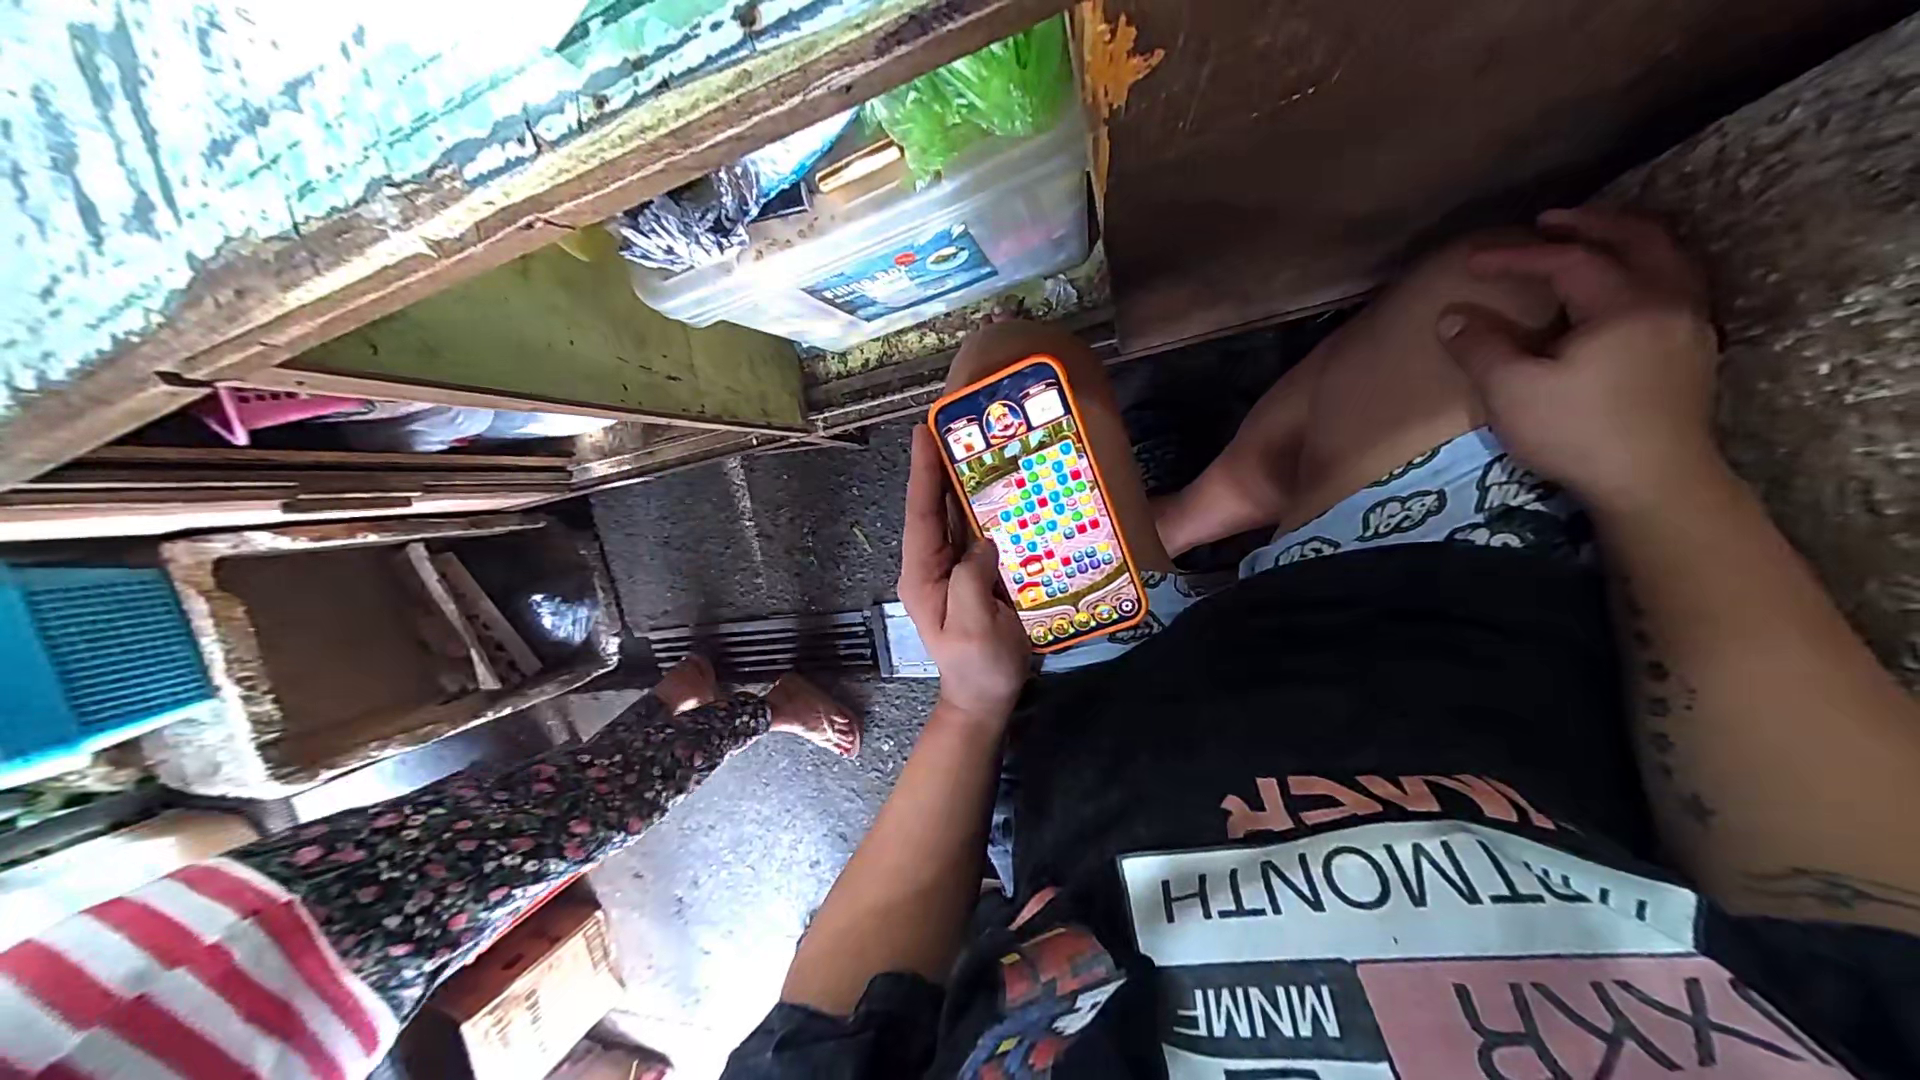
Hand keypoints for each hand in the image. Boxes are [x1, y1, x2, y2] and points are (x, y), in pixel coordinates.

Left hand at [898, 427, 1031, 726]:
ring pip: (952, 515)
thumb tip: (984, 541)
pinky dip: (982, 505)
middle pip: (932, 506)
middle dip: (939, 464)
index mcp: (921, 574)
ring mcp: (951, 567)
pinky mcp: (973, 572)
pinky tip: (997, 484)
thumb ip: (971, 581)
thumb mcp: (972, 628)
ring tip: (975, 442)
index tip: (923, 432)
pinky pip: (974, 531)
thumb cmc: (977, 667)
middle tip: (954, 424)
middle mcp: (932, 564)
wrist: (985, 695)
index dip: (922, 472)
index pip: (919, 515)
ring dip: (961, 479)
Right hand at [1437, 207, 1723, 511]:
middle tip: (1548, 222)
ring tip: (1587, 244)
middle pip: (1639, 240)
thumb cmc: (1575, 431)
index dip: (1518, 257)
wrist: (1650, 481)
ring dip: (1625, 242)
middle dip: (1590, 225)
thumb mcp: (1510, 391)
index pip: (1569, 262)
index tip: (1473, 261)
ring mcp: (1689, 325)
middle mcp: (1669, 302)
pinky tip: (1616, 290)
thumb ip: (1481, 347)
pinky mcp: (1690, 351)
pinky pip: (1671, 287)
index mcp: (1626, 305)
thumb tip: (1452, 316)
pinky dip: (1642, 271)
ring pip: (1667, 260)